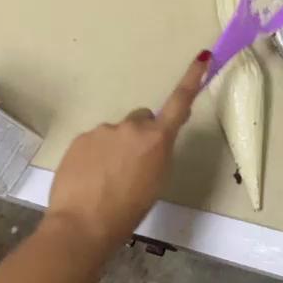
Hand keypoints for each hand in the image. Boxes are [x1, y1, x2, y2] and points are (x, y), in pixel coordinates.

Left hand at [43, 51, 207, 248]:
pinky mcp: (80, 139)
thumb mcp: (156, 183)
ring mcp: (103, 131)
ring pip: (115, 134)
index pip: (179, 103)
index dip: (192, 79)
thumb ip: (157, 154)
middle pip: (141, 120)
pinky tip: (89, 180)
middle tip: (132, 167)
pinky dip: (94, 157)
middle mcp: (131, 127)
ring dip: (114, 150)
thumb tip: (150, 144)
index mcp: (157, 139)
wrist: (82, 226)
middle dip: (140, 136)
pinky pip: (94, 143)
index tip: (203, 56)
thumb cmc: (128, 212)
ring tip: (106, 181)